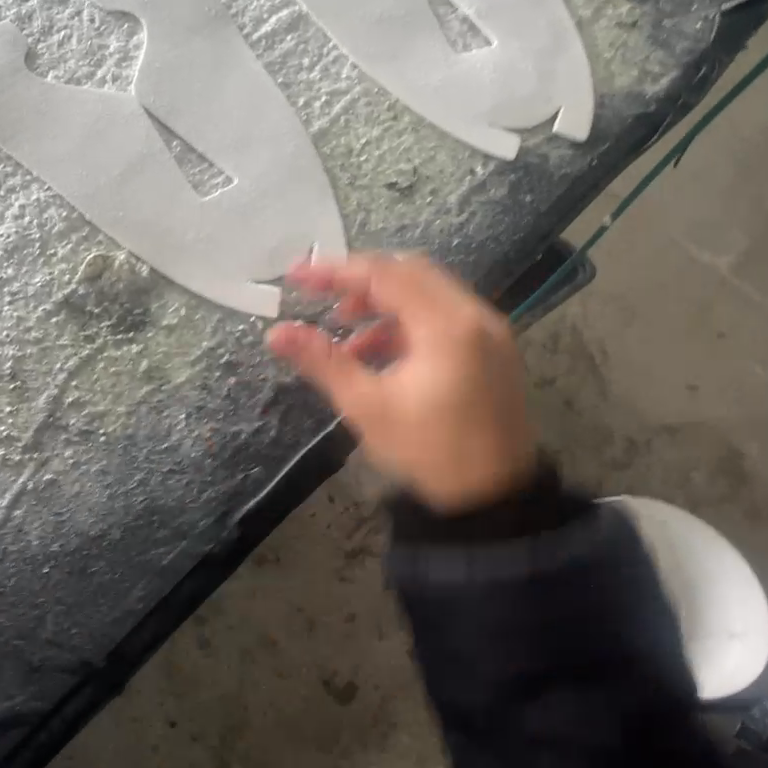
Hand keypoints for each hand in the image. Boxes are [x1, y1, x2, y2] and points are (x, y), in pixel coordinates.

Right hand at [266, 253, 537, 512]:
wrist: (492, 496)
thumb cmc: (427, 450)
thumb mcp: (366, 406)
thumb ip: (322, 361)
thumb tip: (276, 332)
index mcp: (447, 327)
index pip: (385, 276)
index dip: (335, 271)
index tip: (294, 277)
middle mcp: (475, 317)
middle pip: (411, 273)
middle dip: (360, 281)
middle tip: (318, 298)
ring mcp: (488, 333)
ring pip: (427, 293)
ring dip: (381, 303)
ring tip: (344, 334)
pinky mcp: (490, 351)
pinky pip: (441, 315)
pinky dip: (404, 321)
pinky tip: (376, 353)